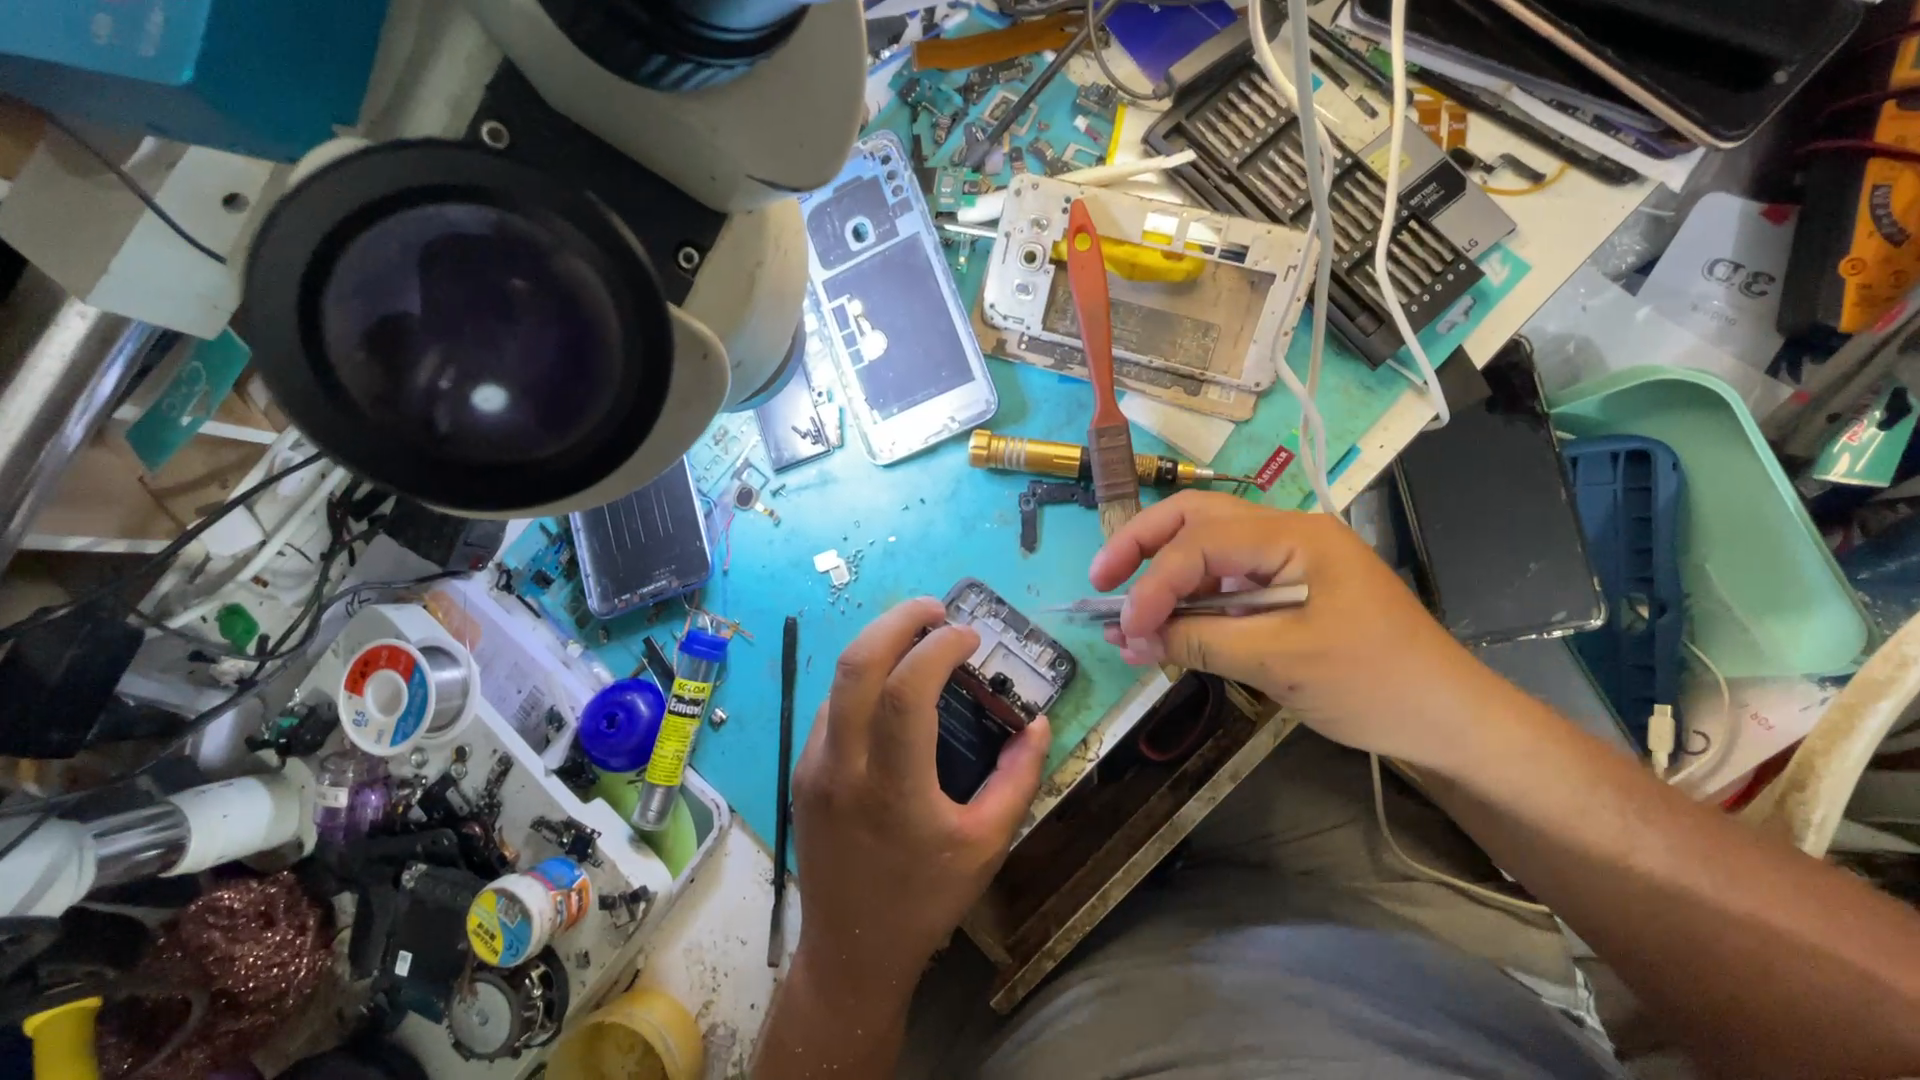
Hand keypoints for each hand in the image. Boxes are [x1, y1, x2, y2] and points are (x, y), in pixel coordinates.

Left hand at [790, 597, 1051, 994]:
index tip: (971, 637)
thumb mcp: (988, 844)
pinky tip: (893, 685)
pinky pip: (832, 706)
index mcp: (893, 788)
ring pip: (838, 679)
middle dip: (898, 620)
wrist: (852, 948)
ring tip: (920, 640)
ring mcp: (814, 766)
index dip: (941, 648)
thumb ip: (1019, 778)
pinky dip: (864, 678)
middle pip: (857, 663)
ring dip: (879, 645)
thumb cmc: (926, 899)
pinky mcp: (803, 771)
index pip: (907, 689)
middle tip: (937, 610)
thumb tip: (1036, 722)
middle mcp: (842, 767)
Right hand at [1088, 492, 1492, 765]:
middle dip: (1143, 545)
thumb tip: (1130, 639)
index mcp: (1294, 536)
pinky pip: (1226, 586)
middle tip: (1101, 580)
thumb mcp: (1281, 663)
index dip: (1154, 583)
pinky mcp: (1287, 594)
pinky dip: (1189, 604)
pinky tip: (1162, 629)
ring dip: (1162, 575)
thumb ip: (1200, 642)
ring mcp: (1288, 563)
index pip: (1200, 543)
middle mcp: (1287, 535)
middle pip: (1197, 519)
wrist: (1449, 719)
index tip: (1125, 627)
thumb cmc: (1375, 684)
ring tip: (1123, 612)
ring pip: (1207, 548)